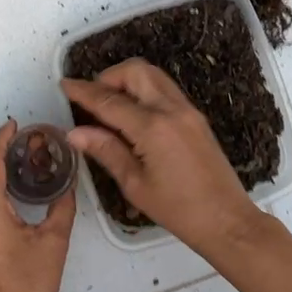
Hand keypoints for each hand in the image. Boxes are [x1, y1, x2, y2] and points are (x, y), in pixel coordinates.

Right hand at [62, 59, 263, 257]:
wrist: (227, 220)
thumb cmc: (178, 210)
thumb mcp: (135, 185)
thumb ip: (106, 151)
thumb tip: (75, 132)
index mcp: (153, 127)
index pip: (109, 101)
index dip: (83, 91)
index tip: (65, 85)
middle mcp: (171, 109)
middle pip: (135, 71)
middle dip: (108, 77)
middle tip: (91, 98)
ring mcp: (188, 110)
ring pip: (153, 75)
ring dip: (128, 80)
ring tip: (110, 104)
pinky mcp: (196, 117)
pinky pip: (165, 89)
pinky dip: (145, 90)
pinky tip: (133, 114)